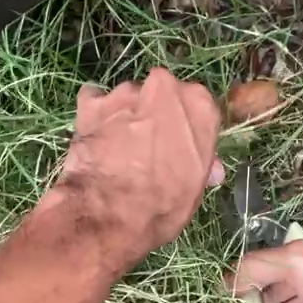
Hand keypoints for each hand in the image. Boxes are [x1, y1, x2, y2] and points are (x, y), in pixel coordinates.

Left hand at [50, 67, 224, 263]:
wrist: (112, 214)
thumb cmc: (164, 205)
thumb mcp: (195, 190)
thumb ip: (201, 164)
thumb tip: (212, 167)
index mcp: (199, 105)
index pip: (197, 109)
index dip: (186, 131)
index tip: (179, 149)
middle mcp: (165, 87)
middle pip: (162, 96)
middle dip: (156, 118)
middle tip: (148, 151)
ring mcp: (125, 92)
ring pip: (129, 100)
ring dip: (126, 119)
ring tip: (119, 153)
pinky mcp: (91, 103)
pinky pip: (95, 102)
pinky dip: (96, 119)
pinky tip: (97, 143)